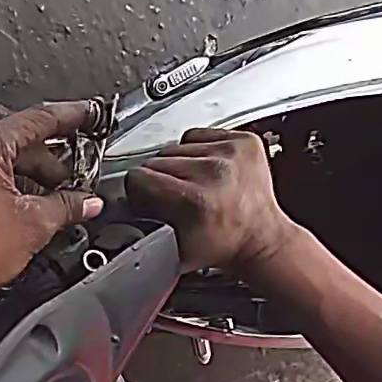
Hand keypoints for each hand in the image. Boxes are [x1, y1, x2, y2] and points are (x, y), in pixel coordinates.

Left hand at [0, 101, 106, 330]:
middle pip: (15, 130)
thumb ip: (67, 206)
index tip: (88, 114)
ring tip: (51, 189)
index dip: (71, 116)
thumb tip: (86, 202)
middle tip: (73, 167)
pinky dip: (3, 174)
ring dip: (26, 163)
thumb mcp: (33, 226)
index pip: (37, 118)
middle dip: (48, 150)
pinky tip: (22, 196)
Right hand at [125, 128, 302, 275]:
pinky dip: (197, 150)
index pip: (139, 177)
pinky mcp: (243, 141)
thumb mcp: (173, 247)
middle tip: (176, 198)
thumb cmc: (220, 245)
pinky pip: (199, 134)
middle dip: (159, 179)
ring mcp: (231, 153)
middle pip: (156, 160)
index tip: (147, 199)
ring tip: (193, 185)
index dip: (138, 190)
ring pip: (176, 146)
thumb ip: (144, 224)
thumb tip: (121, 204)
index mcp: (195, 200)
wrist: (260, 239)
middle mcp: (214, 172)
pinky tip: (207, 170)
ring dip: (179, 165)